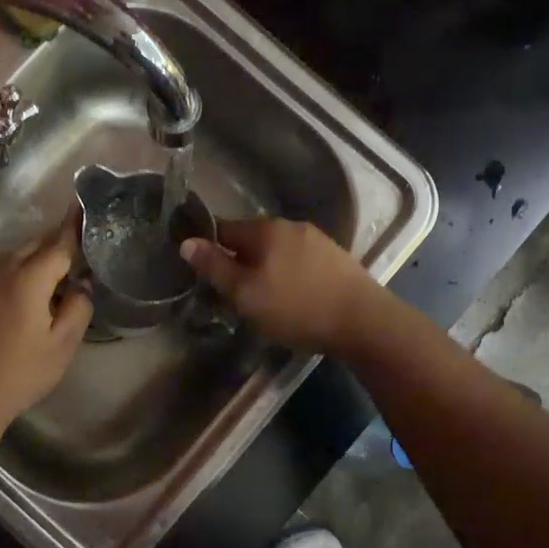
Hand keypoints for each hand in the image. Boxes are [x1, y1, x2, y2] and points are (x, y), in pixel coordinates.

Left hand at [0, 225, 93, 426]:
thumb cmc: (20, 372)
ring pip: (21, 254)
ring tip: (70, 266)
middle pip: (39, 242)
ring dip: (44, 255)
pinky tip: (41, 287)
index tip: (91, 207)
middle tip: (89, 244)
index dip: (78, 225)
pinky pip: (8, 268)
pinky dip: (28, 268)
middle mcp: (5, 268)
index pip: (60, 241)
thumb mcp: (62, 345)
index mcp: (29, 276)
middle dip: (62, 239)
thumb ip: (78, 307)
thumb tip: (81, 284)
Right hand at [180, 218, 384, 353]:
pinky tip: (291, 295)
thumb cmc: (295, 307)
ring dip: (265, 267)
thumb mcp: (245, 293)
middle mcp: (290, 226)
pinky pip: (299, 260)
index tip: (202, 270)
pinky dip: (288, 273)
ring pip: (277, 250)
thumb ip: (214, 267)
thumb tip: (186, 242)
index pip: (223, 228)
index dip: (208, 246)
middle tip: (230, 291)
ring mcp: (317, 240)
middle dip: (238, 259)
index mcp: (264, 229)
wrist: (362, 321)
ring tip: (261, 297)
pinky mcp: (336, 258)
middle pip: (252, 238)